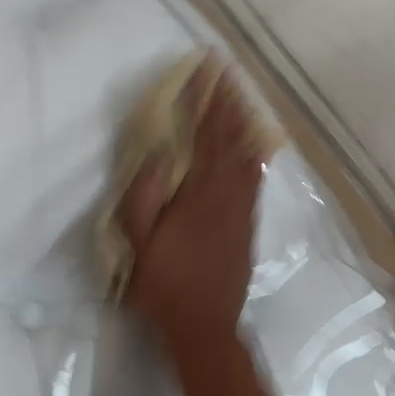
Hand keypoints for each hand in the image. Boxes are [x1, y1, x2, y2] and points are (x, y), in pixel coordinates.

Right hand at [118, 63, 268, 346]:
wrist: (205, 325)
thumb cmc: (165, 288)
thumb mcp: (141, 247)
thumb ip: (145, 199)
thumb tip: (159, 157)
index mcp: (199, 195)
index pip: (205, 136)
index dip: (205, 102)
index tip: (205, 70)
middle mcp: (228, 195)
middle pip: (232, 139)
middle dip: (228, 104)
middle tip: (225, 75)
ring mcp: (242, 210)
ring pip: (248, 156)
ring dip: (242, 125)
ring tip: (239, 101)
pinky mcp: (247, 226)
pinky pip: (254, 178)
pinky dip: (252, 154)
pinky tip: (251, 150)